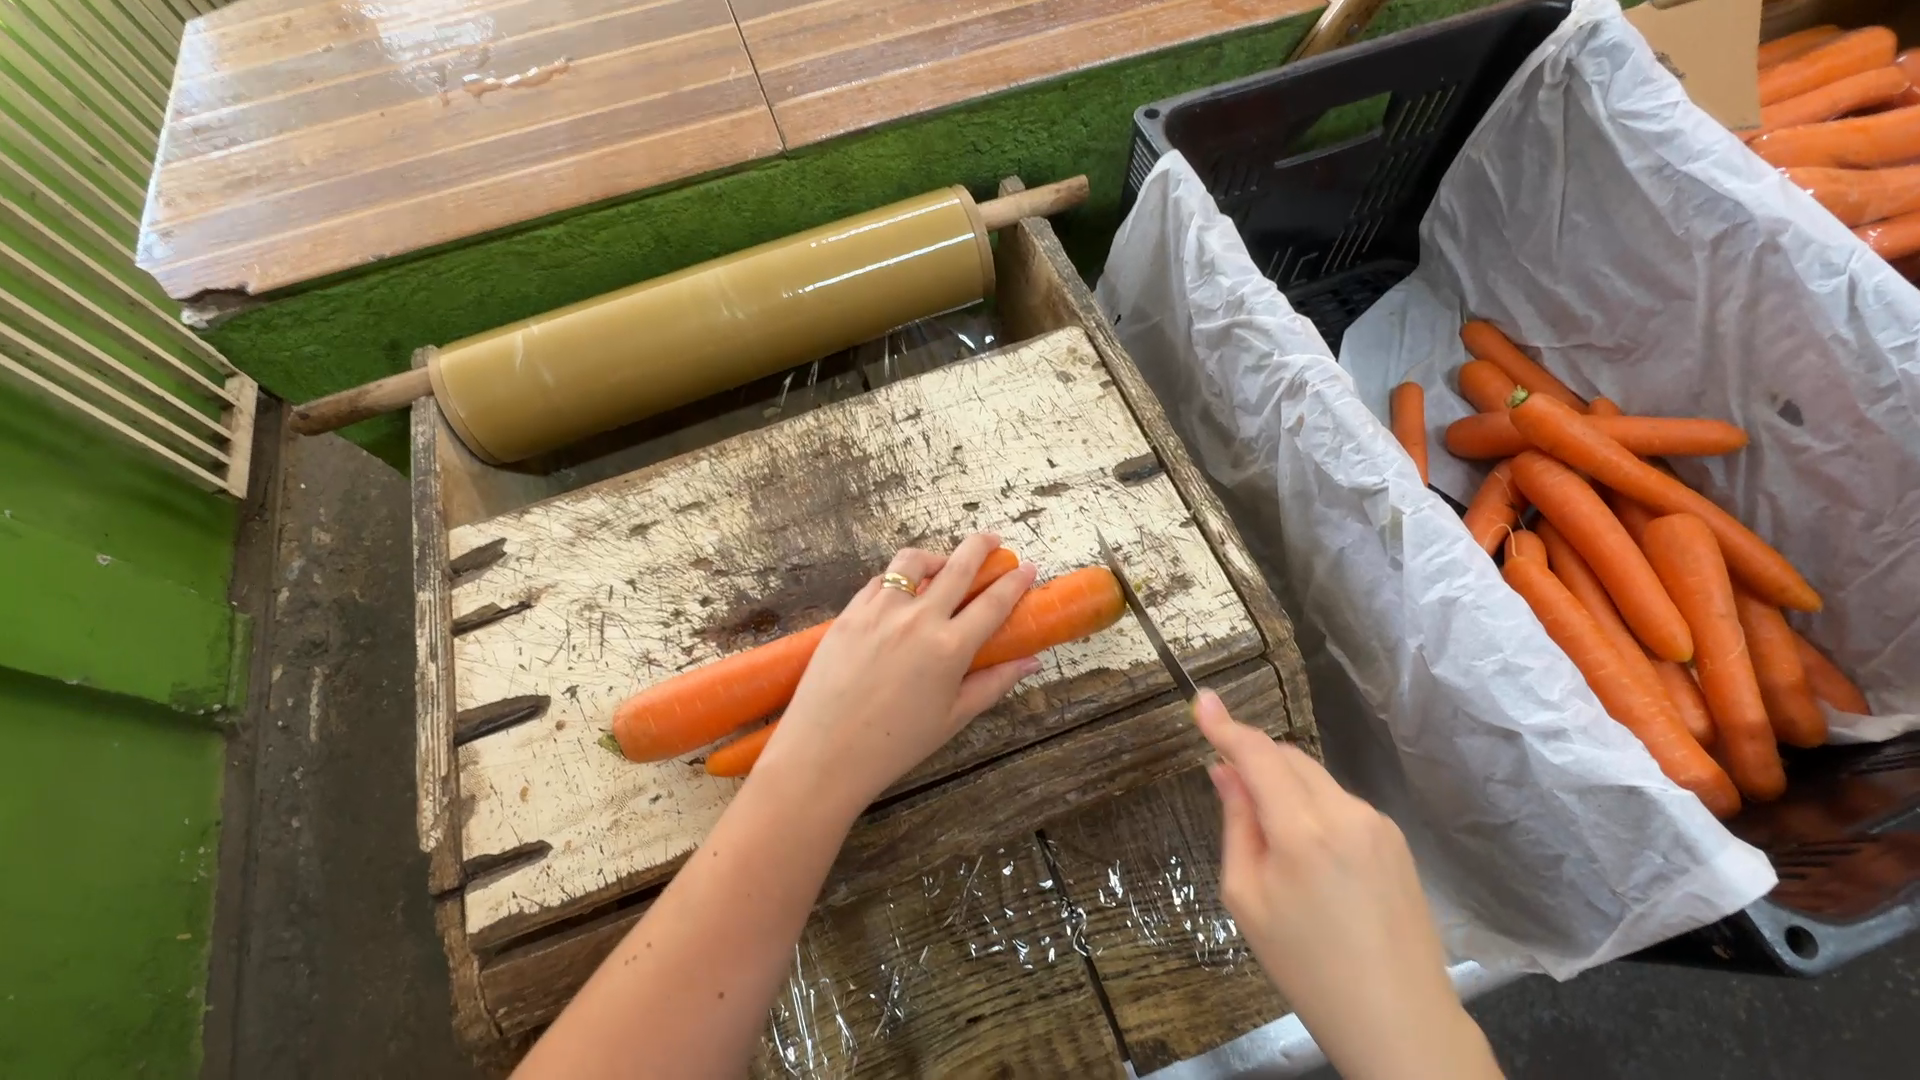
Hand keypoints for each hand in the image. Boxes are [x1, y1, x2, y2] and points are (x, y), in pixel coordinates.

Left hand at [754, 534, 1039, 812]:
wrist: (824, 753)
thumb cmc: (894, 744)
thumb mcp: (953, 717)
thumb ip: (994, 683)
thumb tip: (1030, 662)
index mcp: (950, 648)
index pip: (994, 602)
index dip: (1015, 582)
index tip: (1028, 568)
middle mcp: (918, 619)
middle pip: (958, 566)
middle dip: (981, 546)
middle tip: (993, 540)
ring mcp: (880, 611)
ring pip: (912, 561)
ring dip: (935, 556)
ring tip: (942, 563)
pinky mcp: (849, 613)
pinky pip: (879, 582)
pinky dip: (897, 579)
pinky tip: (901, 591)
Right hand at [1195, 692, 1500, 1079]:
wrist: (1400, 1022)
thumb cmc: (1307, 966)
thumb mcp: (1247, 898)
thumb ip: (1237, 824)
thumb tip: (1226, 772)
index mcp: (1303, 830)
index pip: (1258, 754)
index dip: (1225, 725)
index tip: (1202, 700)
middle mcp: (1346, 813)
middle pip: (1288, 758)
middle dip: (1254, 760)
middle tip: (1228, 790)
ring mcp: (1378, 824)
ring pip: (1315, 780)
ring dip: (1284, 788)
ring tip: (1276, 849)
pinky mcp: (1396, 840)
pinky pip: (1340, 804)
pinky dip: (1313, 809)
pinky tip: (1313, 863)